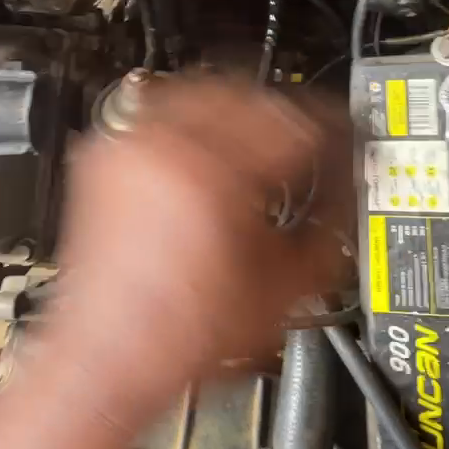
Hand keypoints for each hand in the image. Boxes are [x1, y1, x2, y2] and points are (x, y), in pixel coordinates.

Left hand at [48, 77, 348, 386]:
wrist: (105, 359)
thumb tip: (343, 197)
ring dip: (241, 105)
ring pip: (202, 89)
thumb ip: (324, 233)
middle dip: (288, 113)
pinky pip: (158, 109)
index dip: (332, 132)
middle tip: (309, 133)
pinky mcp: (106, 157)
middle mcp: (167, 148)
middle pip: (250, 95)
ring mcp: (130, 146)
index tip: (343, 139)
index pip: (295, 124)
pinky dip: (192, 116)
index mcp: (217, 176)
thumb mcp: (279, 291)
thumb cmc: (177, 339)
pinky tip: (208, 137)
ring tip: (261, 130)